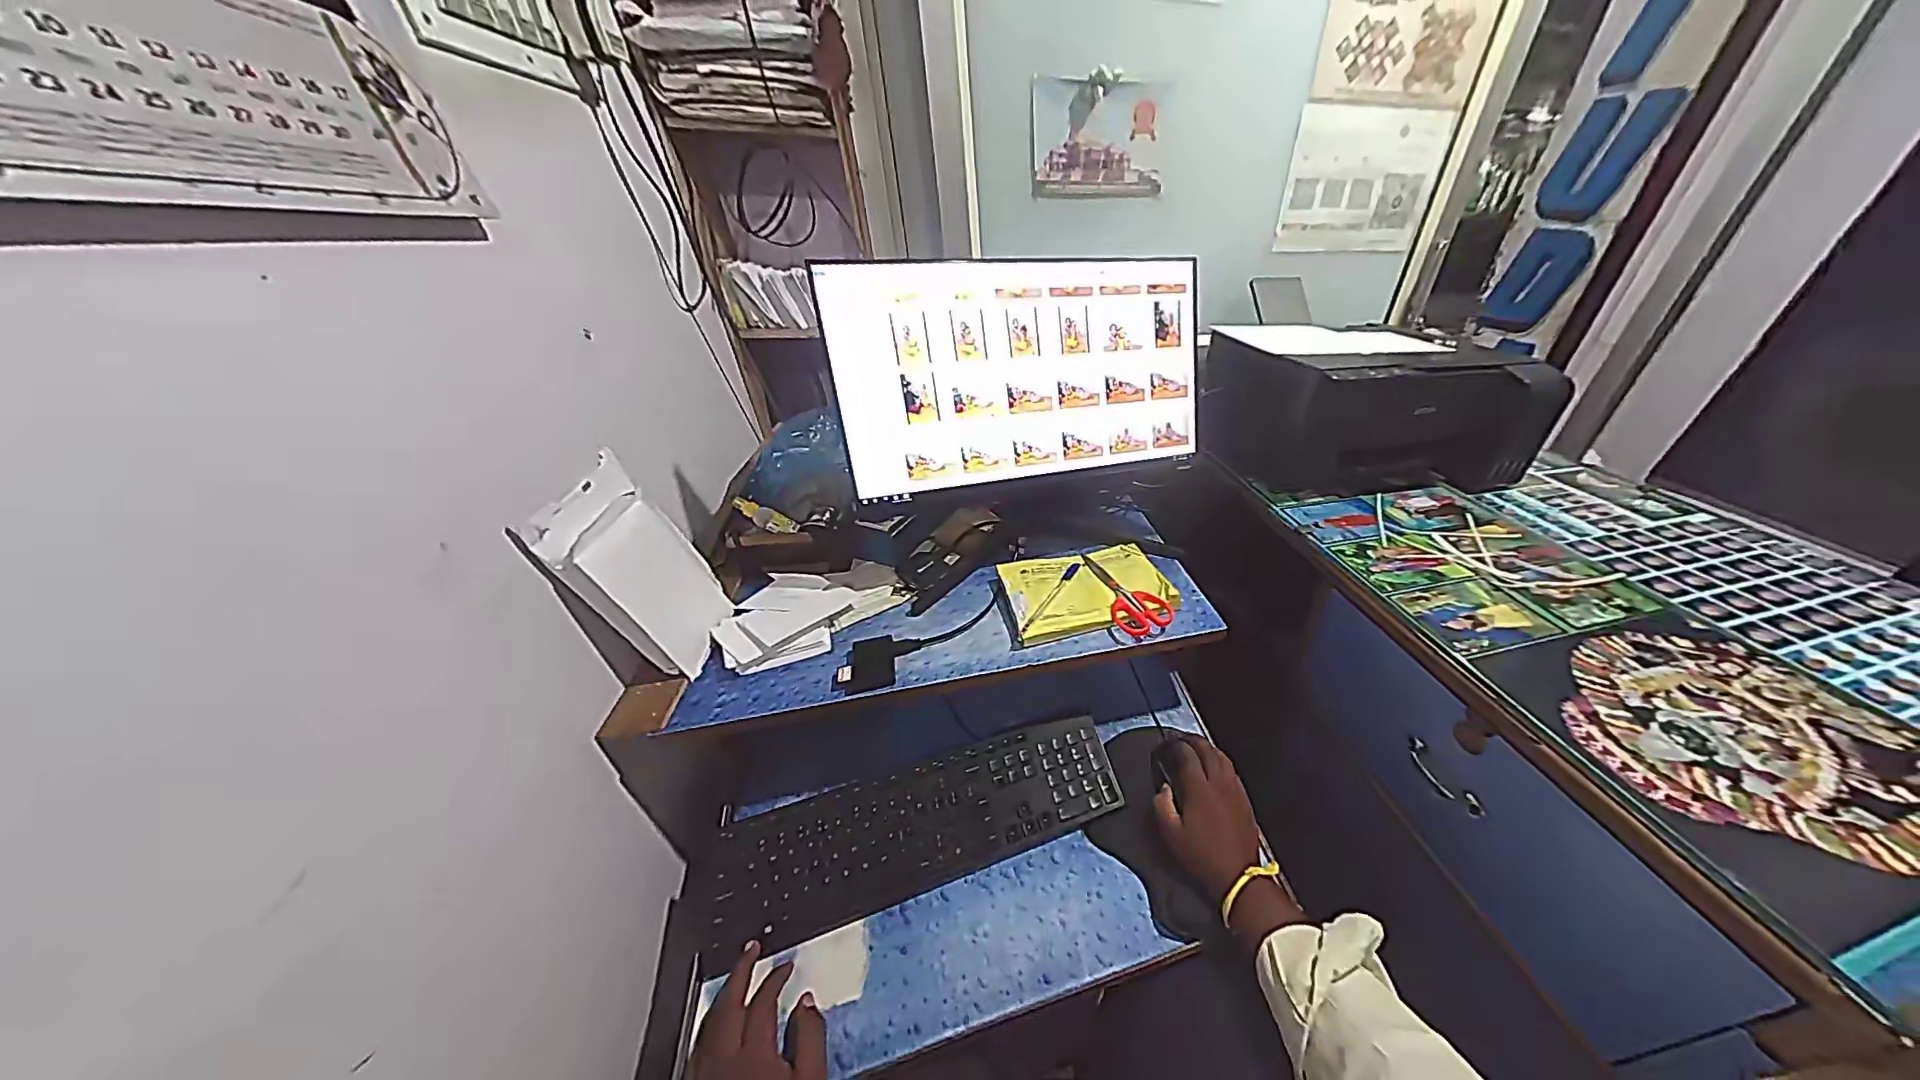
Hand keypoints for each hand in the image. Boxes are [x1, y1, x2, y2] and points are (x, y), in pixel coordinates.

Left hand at [690, 941, 826, 1079]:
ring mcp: (703, 1073)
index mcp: (754, 1054)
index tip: (786, 966)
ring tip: (737, 975)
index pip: (763, 1001)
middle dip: (741, 969)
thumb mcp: (811, 1079)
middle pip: (728, 1002)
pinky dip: (711, 1019)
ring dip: (724, 992)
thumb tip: (808, 1002)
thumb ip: (811, 1037)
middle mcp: (722, 1061)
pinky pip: (698, 1041)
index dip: (776, 978)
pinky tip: (720, 1016)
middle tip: (752, 947)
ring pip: (708, 1021)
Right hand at [1150, 736, 1266, 898]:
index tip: (1164, 746)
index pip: (1186, 755)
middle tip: (1179, 739)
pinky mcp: (1245, 800)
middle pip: (1207, 750)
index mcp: (1199, 790)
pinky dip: (1220, 761)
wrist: (1238, 876)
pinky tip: (1214, 766)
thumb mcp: (1170, 834)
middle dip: (1191, 740)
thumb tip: (1163, 788)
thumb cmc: (1201, 857)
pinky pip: (1232, 770)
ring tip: (1196, 747)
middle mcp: (1219, 784)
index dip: (1174, 745)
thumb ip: (1162, 805)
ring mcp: (1235, 791)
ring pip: (1222, 757)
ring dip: (1207, 747)